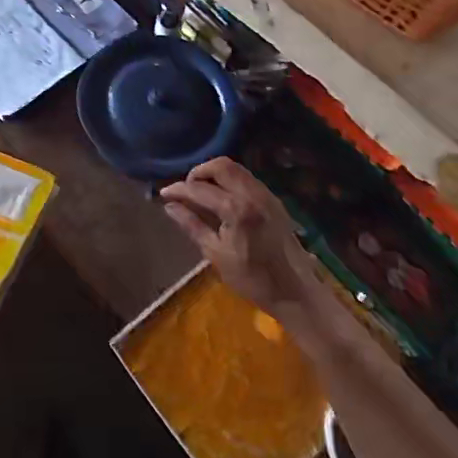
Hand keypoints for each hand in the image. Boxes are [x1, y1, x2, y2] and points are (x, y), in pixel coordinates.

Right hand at [161, 158, 323, 314]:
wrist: (295, 291)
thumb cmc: (251, 277)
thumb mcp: (214, 253)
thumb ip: (191, 225)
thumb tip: (169, 206)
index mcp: (236, 209)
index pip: (199, 189)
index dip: (177, 190)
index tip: (163, 194)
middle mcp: (253, 195)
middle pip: (221, 166)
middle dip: (198, 173)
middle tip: (185, 190)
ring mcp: (267, 196)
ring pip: (236, 170)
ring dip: (215, 175)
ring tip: (201, 194)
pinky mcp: (274, 201)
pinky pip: (248, 180)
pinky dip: (230, 182)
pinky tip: (221, 199)